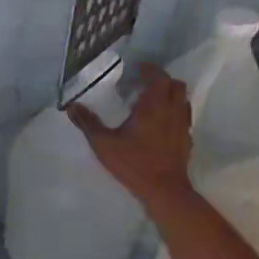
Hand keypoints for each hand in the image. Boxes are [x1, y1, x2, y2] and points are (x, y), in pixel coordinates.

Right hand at [66, 62, 194, 209]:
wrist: (164, 190)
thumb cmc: (134, 164)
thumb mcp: (104, 144)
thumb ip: (87, 123)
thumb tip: (71, 106)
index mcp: (153, 105)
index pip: (157, 76)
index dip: (149, 69)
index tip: (137, 68)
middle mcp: (172, 110)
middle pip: (174, 84)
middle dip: (161, 79)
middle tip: (144, 83)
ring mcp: (182, 124)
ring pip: (182, 99)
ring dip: (170, 94)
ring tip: (153, 100)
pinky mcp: (187, 138)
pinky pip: (184, 116)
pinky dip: (175, 111)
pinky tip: (163, 122)